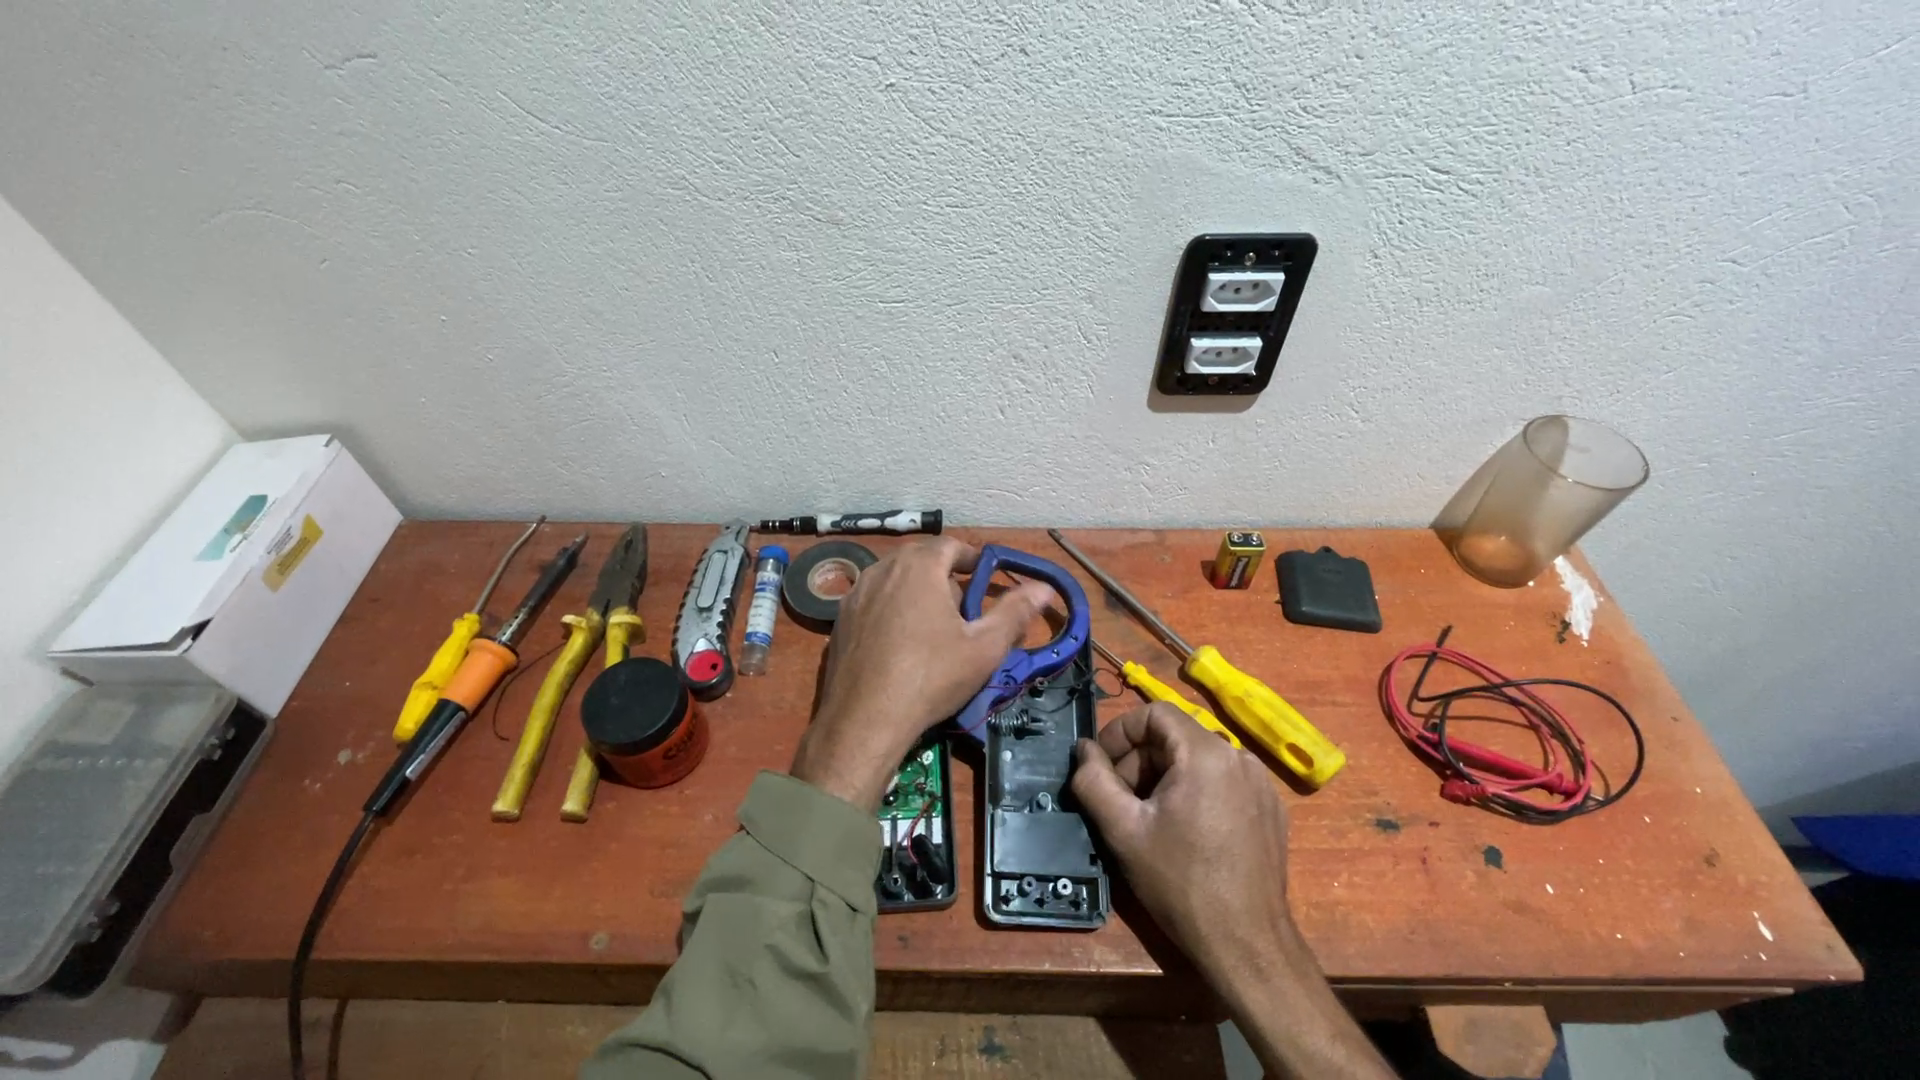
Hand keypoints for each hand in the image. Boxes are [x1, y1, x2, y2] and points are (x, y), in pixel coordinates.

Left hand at [792, 537, 1053, 810]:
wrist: (863, 720)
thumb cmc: (931, 677)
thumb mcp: (984, 648)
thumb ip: (1015, 612)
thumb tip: (1044, 589)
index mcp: (918, 566)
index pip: (950, 545)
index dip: (971, 558)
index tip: (986, 576)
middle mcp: (882, 570)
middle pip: (920, 560)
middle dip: (945, 577)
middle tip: (965, 609)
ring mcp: (855, 595)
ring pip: (895, 581)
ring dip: (917, 594)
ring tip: (935, 628)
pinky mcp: (839, 621)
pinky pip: (874, 603)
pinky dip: (892, 612)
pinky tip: (902, 646)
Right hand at [1074, 705, 1395, 1078]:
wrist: (1246, 943)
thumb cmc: (1179, 883)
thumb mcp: (1123, 830)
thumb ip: (1093, 781)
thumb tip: (1083, 750)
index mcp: (1206, 753)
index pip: (1155, 712)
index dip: (1120, 733)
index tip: (1100, 766)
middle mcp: (1240, 757)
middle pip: (1177, 737)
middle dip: (1139, 762)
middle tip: (1118, 802)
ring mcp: (1261, 784)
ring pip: (1199, 761)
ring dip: (1165, 778)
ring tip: (1147, 820)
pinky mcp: (1271, 810)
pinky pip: (1224, 783)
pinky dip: (1196, 793)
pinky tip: (1184, 833)